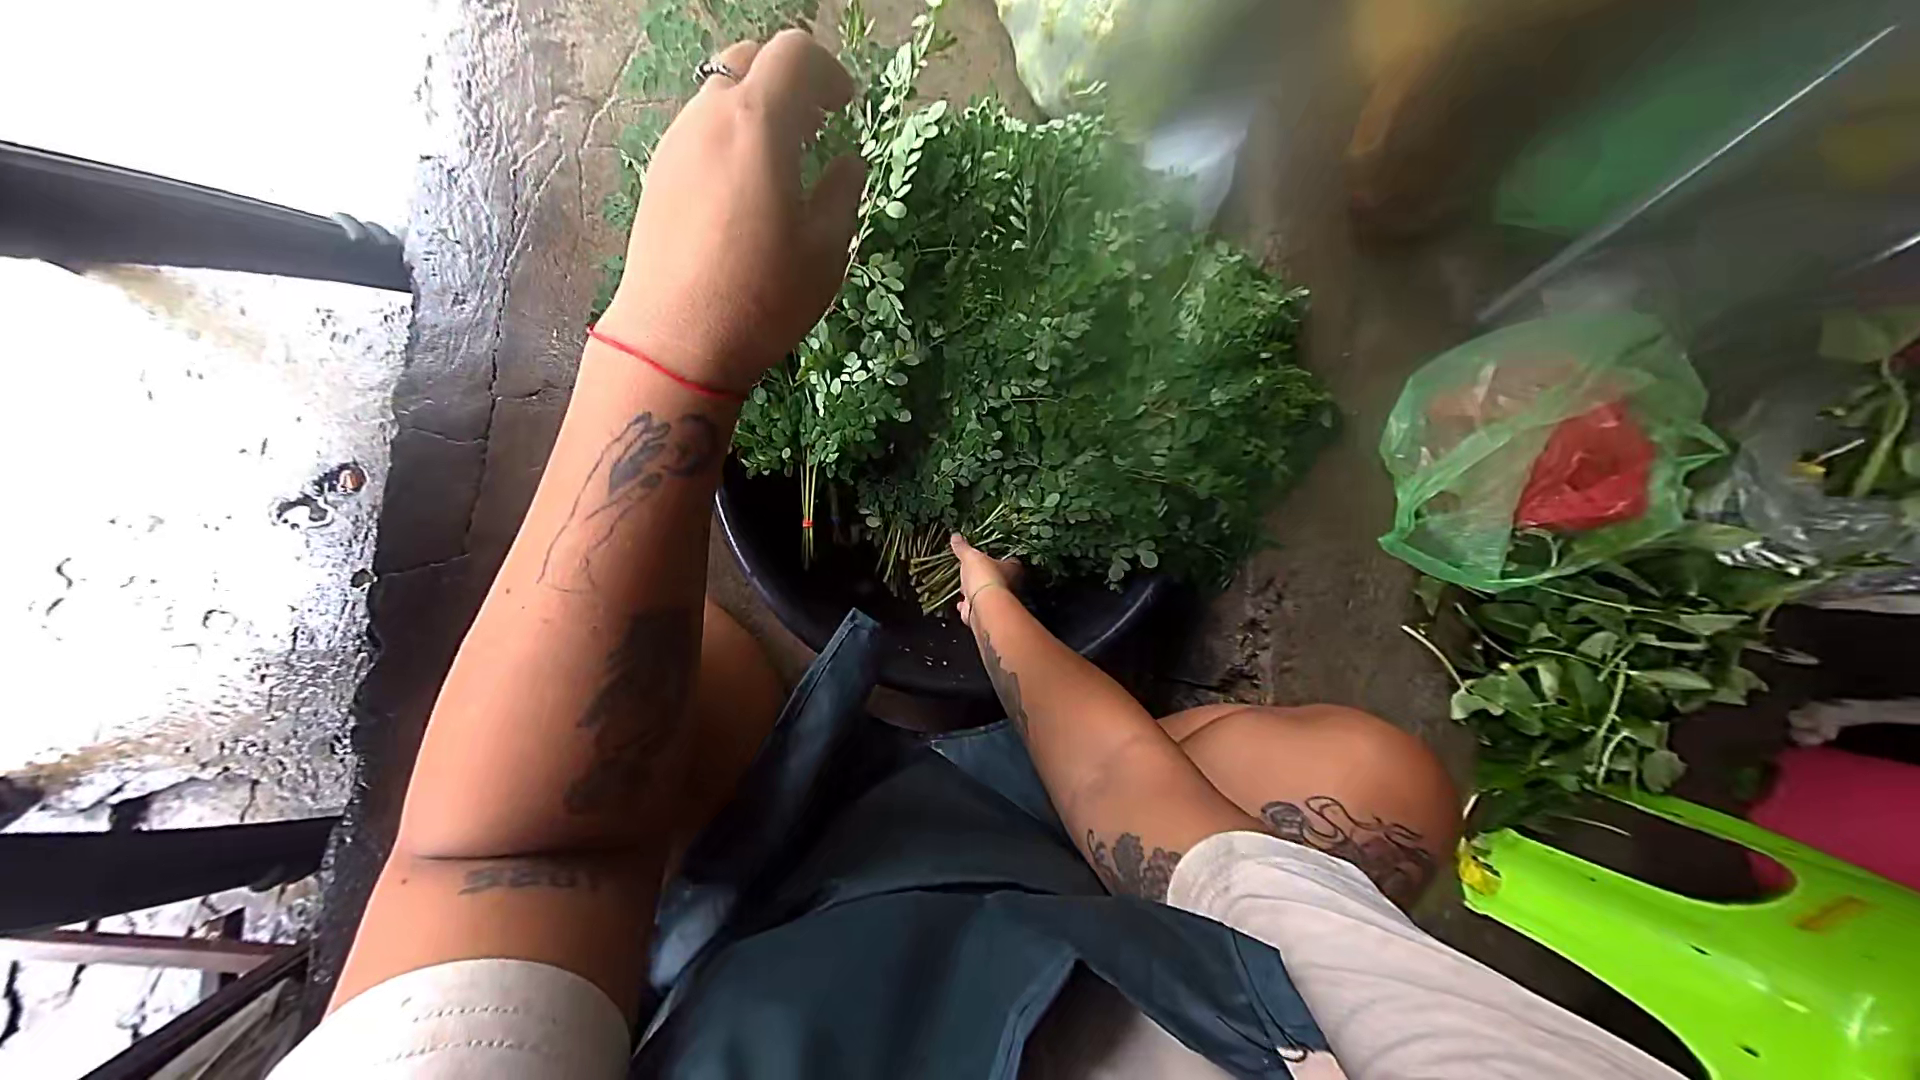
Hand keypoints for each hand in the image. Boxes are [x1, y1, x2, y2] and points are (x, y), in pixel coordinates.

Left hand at [599, 31, 865, 394]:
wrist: (678, 339)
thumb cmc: (763, 297)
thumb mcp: (825, 252)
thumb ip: (842, 194)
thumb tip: (850, 163)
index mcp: (758, 124)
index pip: (794, 54)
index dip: (829, 72)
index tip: (847, 108)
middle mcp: (709, 117)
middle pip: (749, 60)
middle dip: (791, 83)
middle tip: (819, 131)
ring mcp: (676, 144)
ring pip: (720, 95)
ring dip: (759, 112)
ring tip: (785, 168)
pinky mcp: (659, 175)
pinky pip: (701, 132)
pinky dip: (732, 139)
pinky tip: (748, 193)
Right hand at [952, 534, 1022, 626]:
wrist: (984, 607)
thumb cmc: (985, 576)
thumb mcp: (971, 557)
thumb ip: (963, 548)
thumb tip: (955, 536)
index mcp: (1012, 569)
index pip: (1010, 561)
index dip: (1000, 559)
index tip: (989, 557)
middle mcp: (1010, 586)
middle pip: (998, 579)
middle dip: (984, 578)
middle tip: (973, 573)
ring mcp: (998, 602)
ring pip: (987, 596)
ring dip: (976, 593)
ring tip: (965, 588)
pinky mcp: (986, 615)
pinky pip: (976, 609)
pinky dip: (968, 607)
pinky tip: (962, 604)